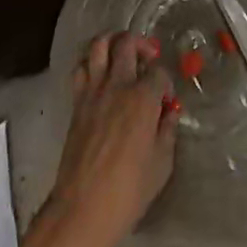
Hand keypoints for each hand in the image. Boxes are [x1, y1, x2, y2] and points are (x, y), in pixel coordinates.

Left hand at [5, 34, 177, 246]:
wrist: (84, 205)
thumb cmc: (129, 190)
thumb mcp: (162, 164)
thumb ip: (167, 131)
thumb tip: (169, 111)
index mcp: (142, 99)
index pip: (158, 71)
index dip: (165, 79)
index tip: (166, 96)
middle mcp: (117, 85)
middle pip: (126, 44)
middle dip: (140, 43)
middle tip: (147, 57)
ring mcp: (93, 90)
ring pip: (98, 45)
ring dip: (112, 41)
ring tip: (121, 52)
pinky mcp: (76, 100)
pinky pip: (81, 67)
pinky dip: (90, 61)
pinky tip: (99, 73)